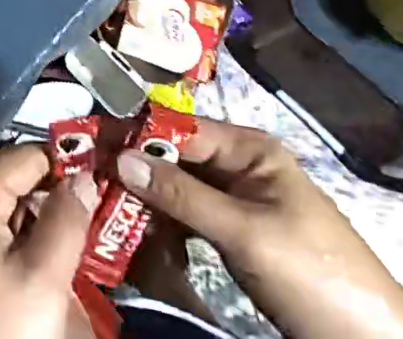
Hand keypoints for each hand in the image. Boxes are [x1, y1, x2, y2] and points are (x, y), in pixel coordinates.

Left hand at [0, 144, 98, 338]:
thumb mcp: (42, 280)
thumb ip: (66, 221)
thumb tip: (85, 176)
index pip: (30, 155)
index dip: (69, 165)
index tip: (107, 179)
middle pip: (20, 177)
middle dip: (58, 193)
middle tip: (102, 210)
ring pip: (14, 204)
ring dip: (47, 218)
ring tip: (85, 234)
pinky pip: (2, 227)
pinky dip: (29, 236)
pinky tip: (56, 255)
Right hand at [113, 117, 402, 338]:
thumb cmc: (312, 274)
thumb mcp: (243, 231)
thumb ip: (181, 194)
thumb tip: (120, 157)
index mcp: (249, 148)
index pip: (179, 129)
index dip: (136, 135)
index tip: (91, 143)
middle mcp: (240, 166)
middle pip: (176, 158)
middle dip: (137, 170)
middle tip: (90, 181)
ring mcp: (239, 202)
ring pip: (179, 190)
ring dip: (148, 201)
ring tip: (105, 208)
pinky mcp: (237, 235)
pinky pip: (190, 219)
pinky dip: (167, 226)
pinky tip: (139, 236)